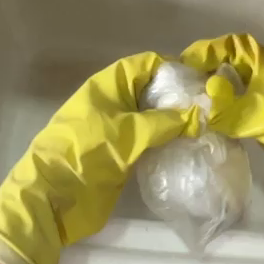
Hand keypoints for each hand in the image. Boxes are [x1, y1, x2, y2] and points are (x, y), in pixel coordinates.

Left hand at [0, 52, 197, 263]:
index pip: (145, 65)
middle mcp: (112, 103)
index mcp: (107, 86)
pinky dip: (165, 142)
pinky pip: (147, 141)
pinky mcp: (119, 155)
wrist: (53, 198)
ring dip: (173, 123)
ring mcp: (115, 130)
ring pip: (150, 118)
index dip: (172, 69)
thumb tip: (199, 114)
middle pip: (149, 91)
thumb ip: (165, 122)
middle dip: (177, 97)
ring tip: (205, 129)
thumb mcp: (127, 133)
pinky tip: (187, 148)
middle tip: (210, 108)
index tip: (201, 82)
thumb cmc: (86, 153)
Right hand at [182, 34, 263, 263]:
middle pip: (232, 69)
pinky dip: (222, 118)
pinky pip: (240, 116)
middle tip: (178, 89)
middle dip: (206, 75)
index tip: (183, 66)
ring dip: (212, 99)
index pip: (235, 47)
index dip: (209, 51)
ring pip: (235, 94)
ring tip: (185, 108)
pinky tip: (206, 128)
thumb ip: (232, 107)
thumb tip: (199, 104)